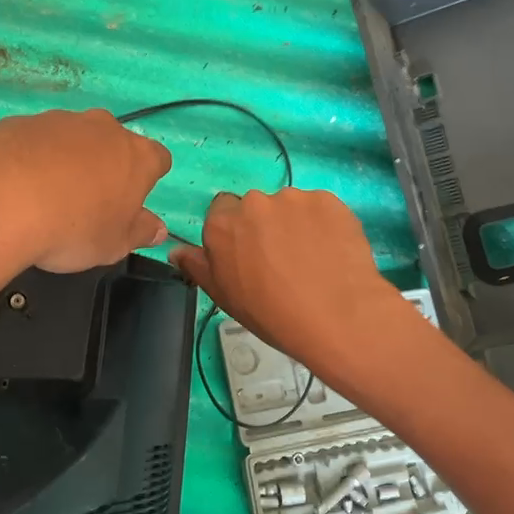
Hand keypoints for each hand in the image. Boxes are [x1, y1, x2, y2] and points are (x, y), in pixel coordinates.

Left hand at [0, 110, 172, 271]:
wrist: (2, 198)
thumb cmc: (73, 227)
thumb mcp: (113, 245)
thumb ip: (138, 233)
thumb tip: (156, 228)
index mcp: (136, 156)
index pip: (157, 159)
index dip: (146, 180)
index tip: (130, 203)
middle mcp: (102, 128)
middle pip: (113, 143)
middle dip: (104, 166)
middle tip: (86, 203)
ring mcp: (59, 120)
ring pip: (71, 138)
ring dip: (65, 161)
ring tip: (44, 198)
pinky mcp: (19, 122)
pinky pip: (34, 141)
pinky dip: (30, 159)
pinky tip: (15, 187)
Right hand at [171, 189, 416, 393]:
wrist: (336, 315)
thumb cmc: (272, 313)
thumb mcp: (225, 297)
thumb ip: (198, 267)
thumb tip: (176, 251)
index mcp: (222, 224)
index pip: (221, 212)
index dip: (235, 233)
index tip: (249, 256)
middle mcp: (254, 202)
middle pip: (255, 207)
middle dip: (265, 226)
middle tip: (281, 260)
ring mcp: (293, 198)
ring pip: (289, 206)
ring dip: (295, 223)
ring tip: (311, 258)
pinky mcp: (328, 200)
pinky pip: (319, 208)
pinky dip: (323, 224)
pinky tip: (331, 251)